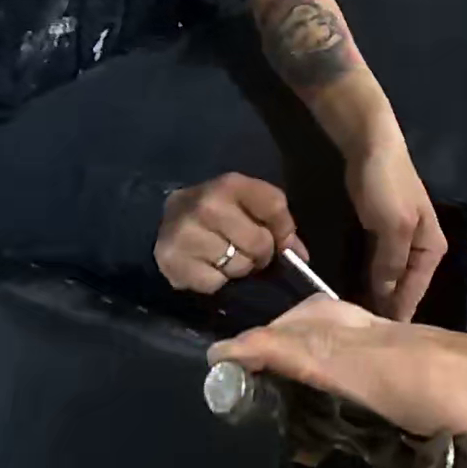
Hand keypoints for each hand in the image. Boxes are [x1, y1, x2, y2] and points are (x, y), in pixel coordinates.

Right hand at [156, 173, 308, 293]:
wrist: (166, 219)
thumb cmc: (218, 212)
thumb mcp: (246, 204)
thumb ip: (276, 223)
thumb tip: (300, 256)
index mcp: (229, 184)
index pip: (274, 206)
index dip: (283, 228)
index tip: (277, 237)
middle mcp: (206, 204)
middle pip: (259, 242)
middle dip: (259, 253)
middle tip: (244, 250)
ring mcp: (186, 232)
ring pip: (238, 266)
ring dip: (236, 269)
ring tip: (223, 257)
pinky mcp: (172, 260)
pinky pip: (214, 283)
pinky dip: (214, 282)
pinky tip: (205, 266)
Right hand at [210, 297, 466, 467]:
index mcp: (406, 376)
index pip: (320, 352)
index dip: (267, 351)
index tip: (224, 358)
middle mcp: (397, 344)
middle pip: (316, 324)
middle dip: (269, 341)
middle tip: (239, 379)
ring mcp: (409, 337)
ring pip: (333, 320)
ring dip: (293, 339)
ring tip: (274, 385)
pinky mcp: (419, 341)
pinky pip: (352, 330)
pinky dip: (319, 342)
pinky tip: (326, 386)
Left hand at [345, 139, 446, 320]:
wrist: (371, 147)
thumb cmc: (387, 187)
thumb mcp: (393, 227)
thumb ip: (391, 264)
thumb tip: (386, 298)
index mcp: (432, 248)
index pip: (415, 291)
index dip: (399, 314)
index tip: (382, 343)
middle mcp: (420, 248)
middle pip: (404, 286)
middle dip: (389, 307)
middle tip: (366, 337)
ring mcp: (399, 240)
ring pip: (390, 276)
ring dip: (377, 293)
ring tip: (360, 322)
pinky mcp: (380, 232)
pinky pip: (377, 262)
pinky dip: (370, 276)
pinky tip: (357, 292)